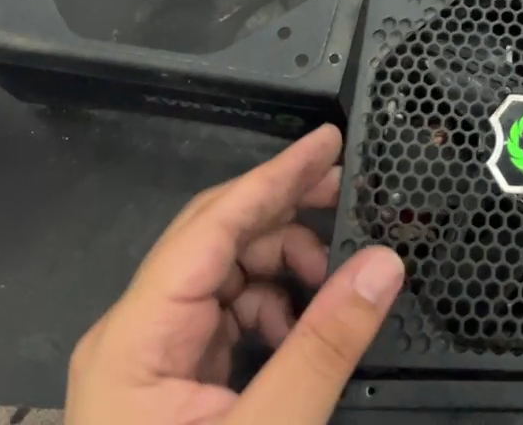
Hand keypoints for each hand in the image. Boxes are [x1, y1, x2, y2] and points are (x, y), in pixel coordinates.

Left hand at [67, 124, 404, 424]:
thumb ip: (327, 344)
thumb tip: (385, 261)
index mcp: (138, 336)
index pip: (215, 223)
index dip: (277, 175)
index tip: (330, 140)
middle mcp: (136, 332)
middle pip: (219, 240)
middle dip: (288, 216)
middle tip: (353, 204)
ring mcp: (151, 358)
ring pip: (227, 276)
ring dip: (285, 269)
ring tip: (333, 289)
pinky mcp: (170, 383)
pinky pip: (228, 317)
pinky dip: (273, 310)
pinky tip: (302, 332)